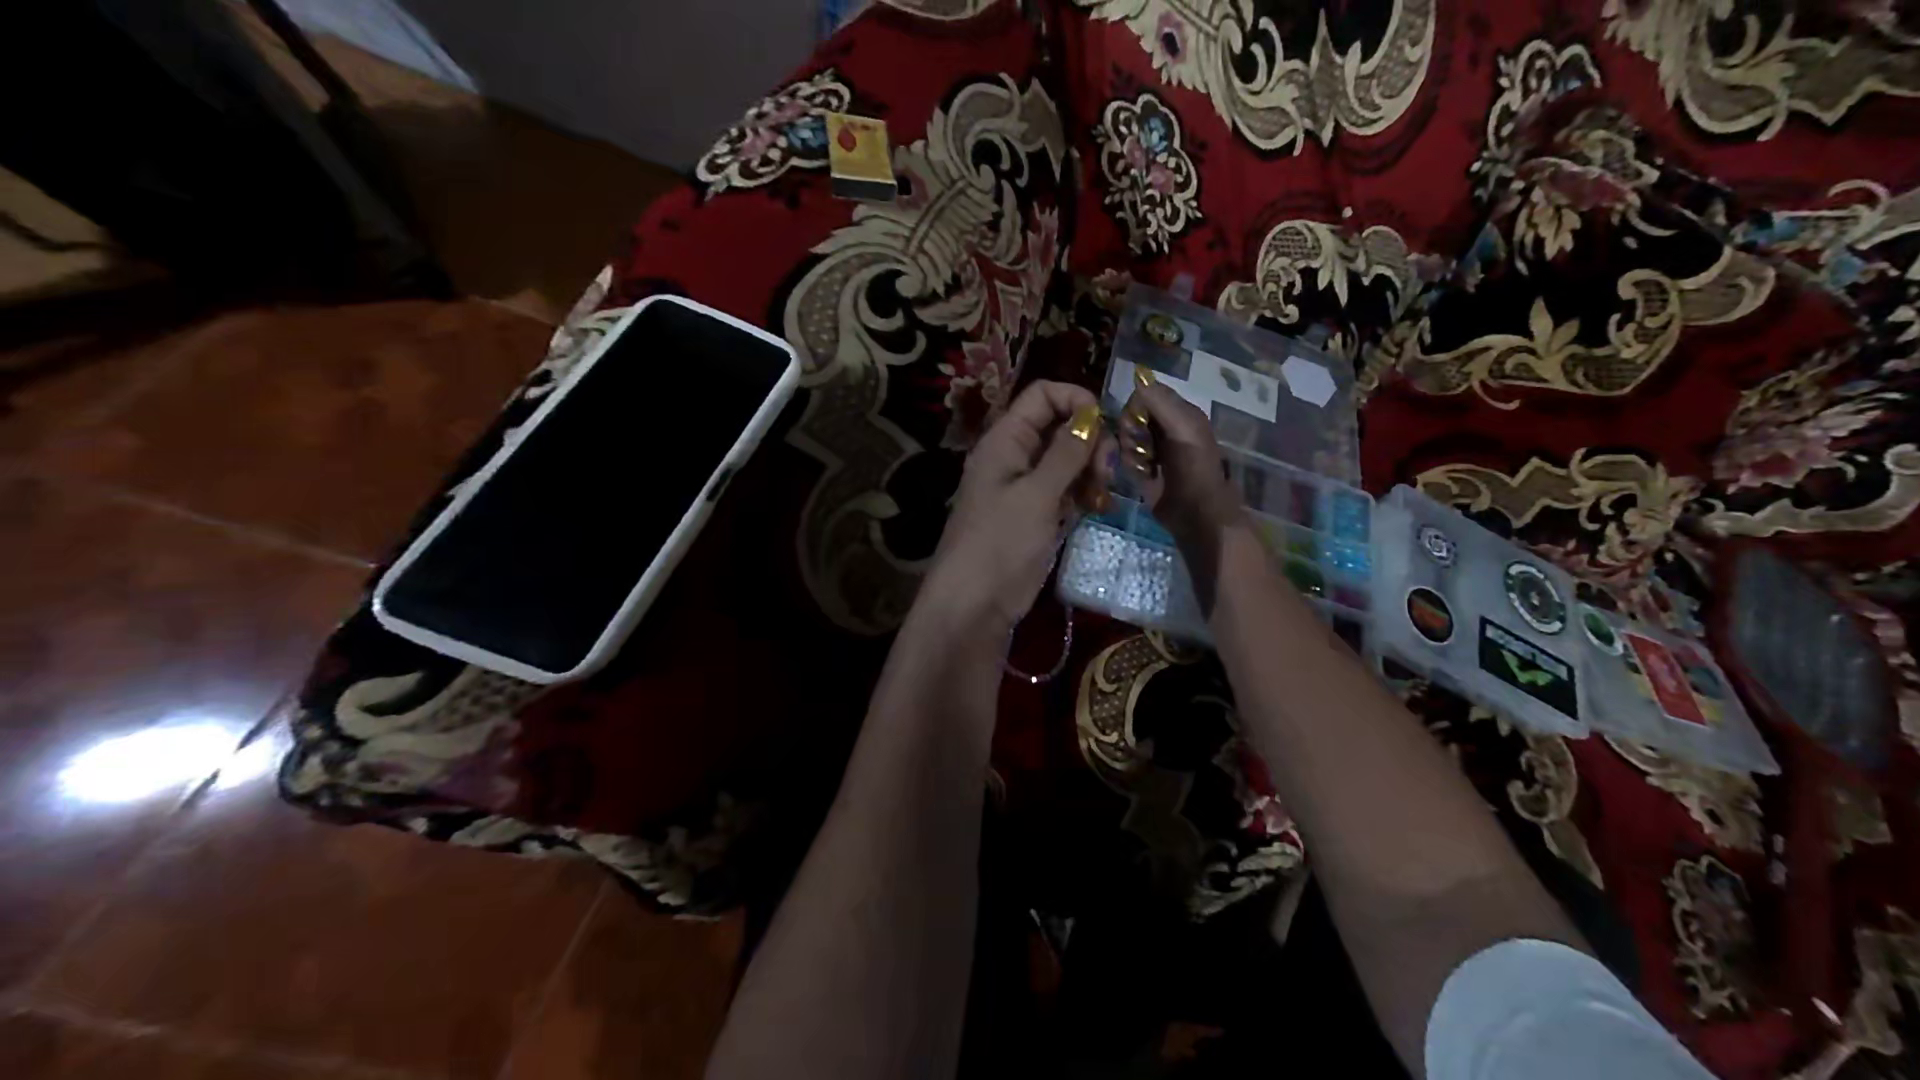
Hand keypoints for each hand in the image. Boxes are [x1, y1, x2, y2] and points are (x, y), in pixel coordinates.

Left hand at [922, 380, 1105, 634]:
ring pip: (1066, 461)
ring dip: (1090, 469)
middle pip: (1059, 427)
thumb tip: (1091, 414)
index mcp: (1004, 440)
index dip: (1076, 400)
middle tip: (1109, 470)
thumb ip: (1066, 453)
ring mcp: (1025, 488)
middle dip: (1089, 439)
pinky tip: (1099, 506)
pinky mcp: (1035, 516)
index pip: (1042, 396)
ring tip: (1104, 492)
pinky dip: (1083, 493)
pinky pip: (1065, 491)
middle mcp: (1014, 457)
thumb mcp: (1037, 494)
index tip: (1106, 425)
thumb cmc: (1000, 543)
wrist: (974, 605)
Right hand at [1120, 381, 1243, 549]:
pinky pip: (1123, 456)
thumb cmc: (1194, 470)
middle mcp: (1165, 426)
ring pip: (1125, 436)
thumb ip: (1162, 403)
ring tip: (1143, 465)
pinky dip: (1128, 463)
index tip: (1137, 425)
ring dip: (1129, 450)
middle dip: (1130, 431)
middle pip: (1131, 415)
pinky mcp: (1142, 468)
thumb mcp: (1184, 430)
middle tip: (1141, 449)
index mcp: (1180, 412)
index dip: (1135, 408)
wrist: (1196, 514)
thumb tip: (1138, 375)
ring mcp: (1153, 448)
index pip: (1145, 395)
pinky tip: (1140, 474)